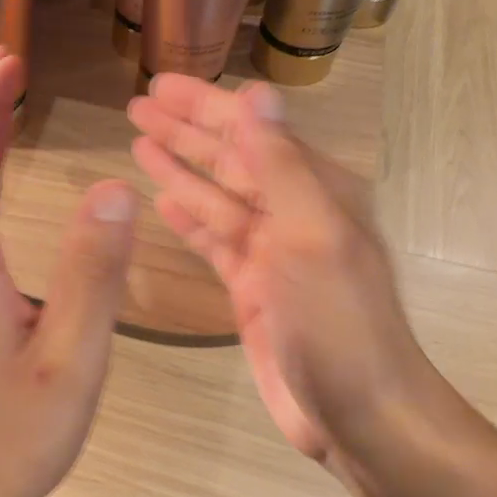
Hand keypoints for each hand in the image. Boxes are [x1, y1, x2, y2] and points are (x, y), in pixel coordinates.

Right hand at [128, 75, 456, 496]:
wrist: (360, 412)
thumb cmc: (339, 322)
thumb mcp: (312, 235)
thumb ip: (280, 165)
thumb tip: (257, 92)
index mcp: (315, 191)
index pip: (252, 132)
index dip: (206, 107)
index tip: (161, 84)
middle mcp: (293, 214)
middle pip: (229, 159)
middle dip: (185, 131)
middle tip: (137, 106)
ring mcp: (270, 254)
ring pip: (215, 198)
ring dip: (179, 168)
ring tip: (137, 143)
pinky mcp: (251, 290)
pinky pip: (214, 241)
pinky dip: (188, 218)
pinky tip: (162, 200)